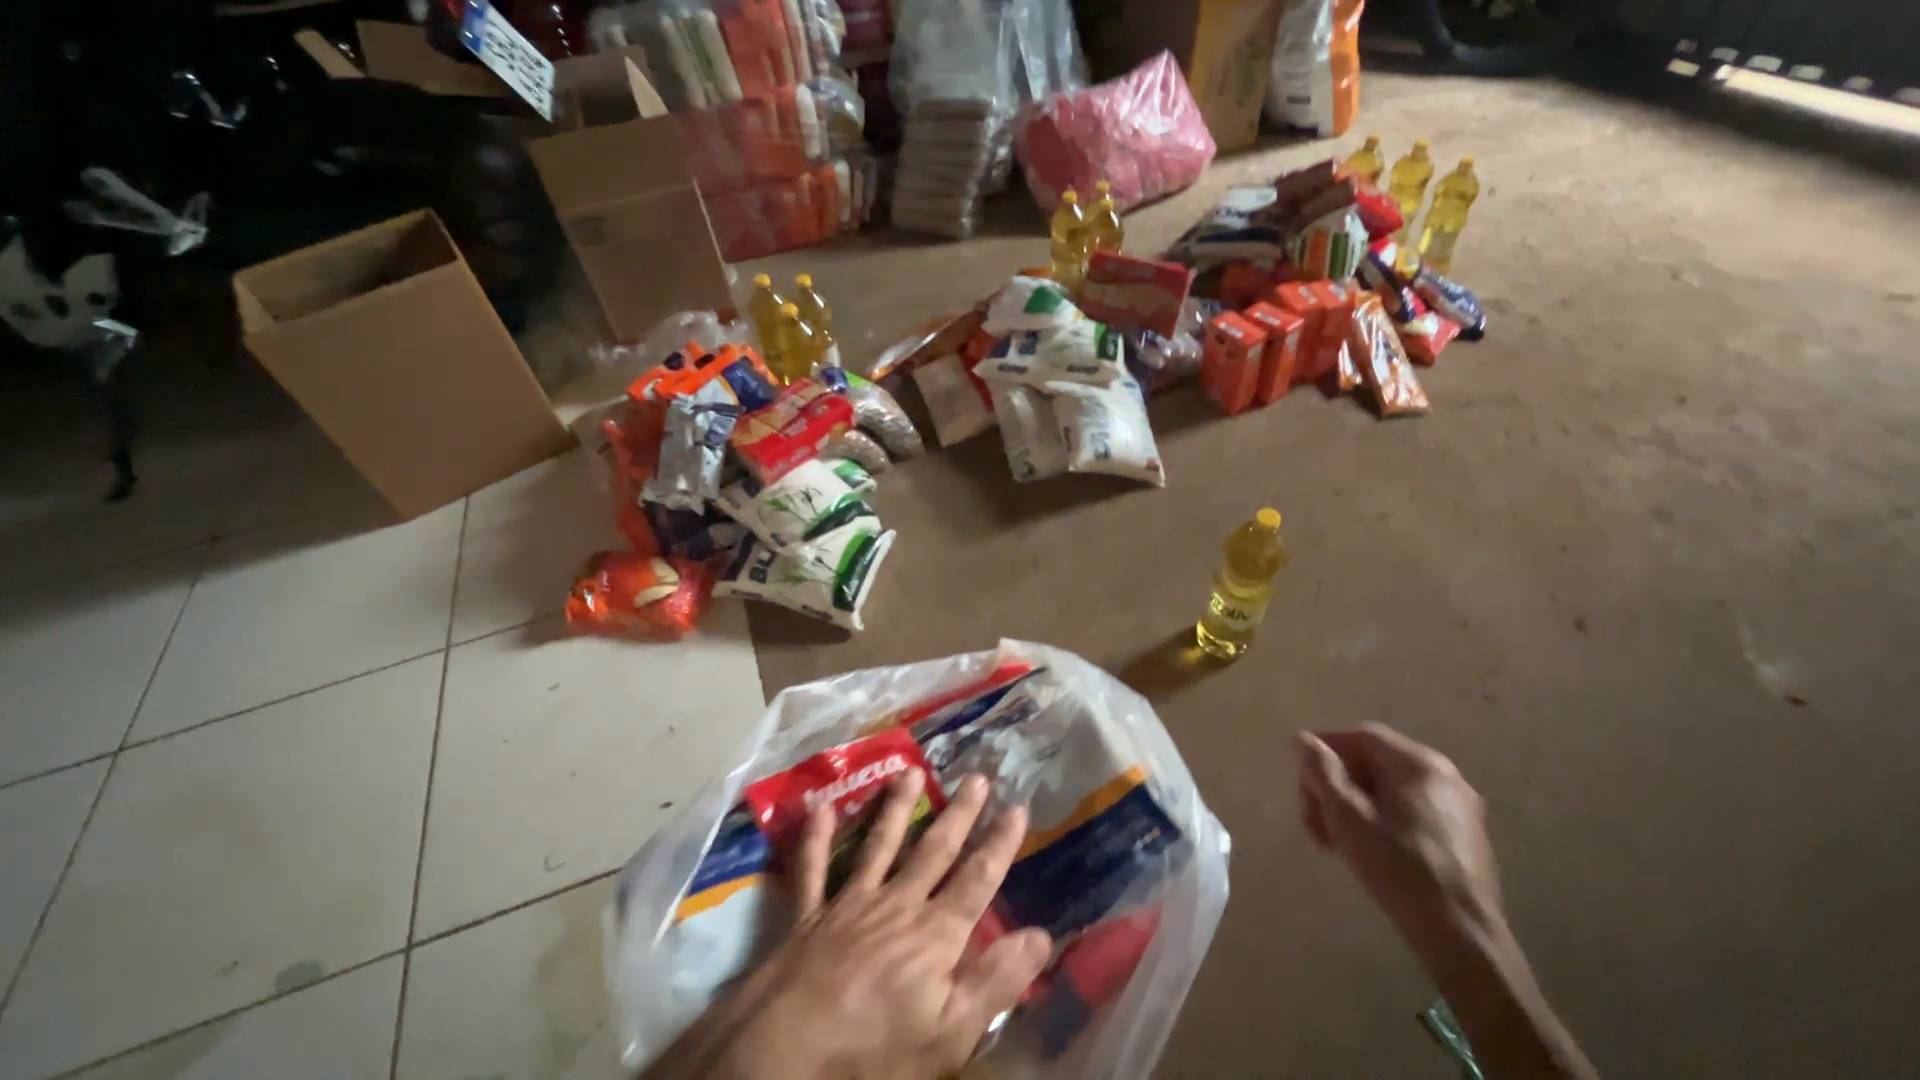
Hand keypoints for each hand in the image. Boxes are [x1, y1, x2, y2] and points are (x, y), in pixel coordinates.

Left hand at [645, 769, 1052, 1079]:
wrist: (788, 1047)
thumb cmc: (875, 1047)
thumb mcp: (950, 1032)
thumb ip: (995, 982)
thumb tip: (1041, 935)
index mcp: (934, 934)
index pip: (977, 880)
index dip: (999, 844)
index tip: (1017, 807)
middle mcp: (896, 905)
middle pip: (933, 851)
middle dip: (959, 814)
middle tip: (976, 777)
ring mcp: (850, 903)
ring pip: (879, 845)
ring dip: (895, 808)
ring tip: (909, 773)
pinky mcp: (810, 913)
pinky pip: (812, 868)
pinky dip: (814, 838)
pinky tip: (818, 807)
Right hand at [1295, 724, 1505, 962]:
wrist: (1460, 933)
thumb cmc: (1398, 868)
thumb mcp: (1347, 818)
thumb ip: (1322, 773)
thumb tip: (1303, 740)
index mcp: (1418, 763)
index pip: (1361, 737)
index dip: (1324, 752)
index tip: (1300, 783)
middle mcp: (1444, 775)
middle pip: (1375, 763)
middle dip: (1336, 786)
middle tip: (1313, 822)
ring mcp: (1459, 806)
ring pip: (1391, 789)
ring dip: (1354, 806)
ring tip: (1334, 841)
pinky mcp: (1464, 834)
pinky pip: (1411, 810)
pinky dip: (1381, 819)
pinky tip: (1368, 850)